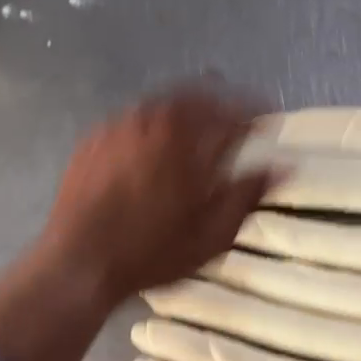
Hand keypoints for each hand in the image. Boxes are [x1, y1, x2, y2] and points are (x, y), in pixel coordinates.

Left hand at [30, 86, 278, 307]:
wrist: (78, 263)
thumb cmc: (152, 254)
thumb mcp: (211, 235)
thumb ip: (247, 195)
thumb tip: (282, 166)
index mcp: (188, 136)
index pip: (235, 111)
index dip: (256, 116)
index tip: (267, 126)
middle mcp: (153, 117)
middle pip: (197, 96)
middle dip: (222, 107)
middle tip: (235, 125)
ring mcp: (117, 124)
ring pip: (163, 105)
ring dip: (186, 116)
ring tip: (196, 138)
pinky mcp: (92, 139)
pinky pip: (132, 122)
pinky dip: (152, 129)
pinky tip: (153, 153)